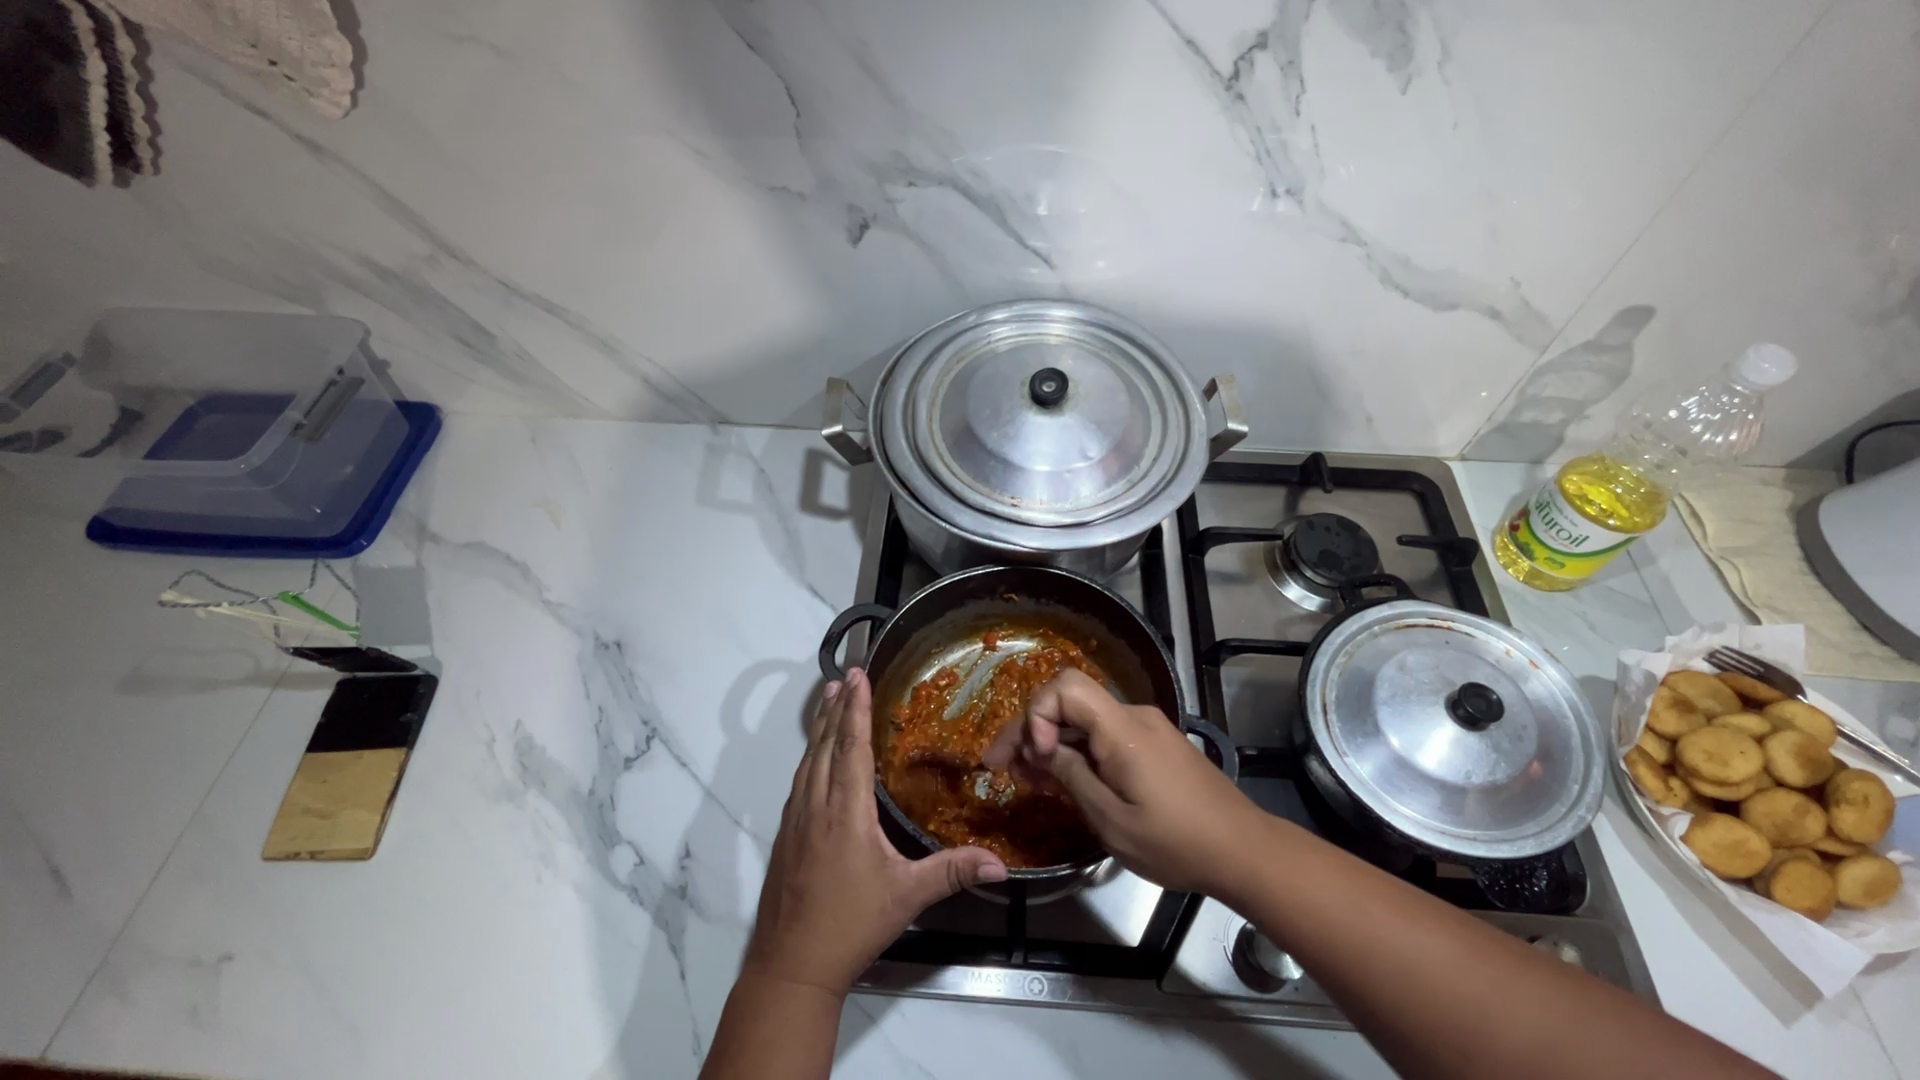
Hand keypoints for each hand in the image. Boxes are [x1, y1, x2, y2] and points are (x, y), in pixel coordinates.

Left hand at [744, 668, 1007, 995]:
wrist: (791, 964)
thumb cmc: (851, 924)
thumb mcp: (907, 897)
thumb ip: (952, 872)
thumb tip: (1000, 865)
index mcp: (845, 812)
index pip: (851, 747)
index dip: (855, 709)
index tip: (857, 676)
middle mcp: (816, 807)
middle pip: (824, 746)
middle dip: (836, 709)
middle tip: (844, 677)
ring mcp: (796, 821)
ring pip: (807, 762)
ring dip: (820, 729)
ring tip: (828, 702)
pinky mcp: (786, 836)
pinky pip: (798, 782)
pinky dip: (809, 757)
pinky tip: (814, 760)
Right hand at [983, 669, 1264, 897]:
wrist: (1243, 850)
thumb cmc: (1176, 842)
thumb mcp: (1112, 820)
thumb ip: (1071, 777)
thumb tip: (1041, 749)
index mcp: (1123, 730)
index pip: (1066, 687)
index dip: (1037, 714)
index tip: (1035, 757)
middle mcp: (1134, 717)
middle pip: (1069, 703)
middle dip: (1030, 732)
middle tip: (1002, 768)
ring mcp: (1147, 730)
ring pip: (1084, 721)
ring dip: (1052, 745)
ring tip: (1029, 781)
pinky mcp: (1154, 746)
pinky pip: (1104, 736)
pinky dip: (1078, 752)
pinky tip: (1063, 781)